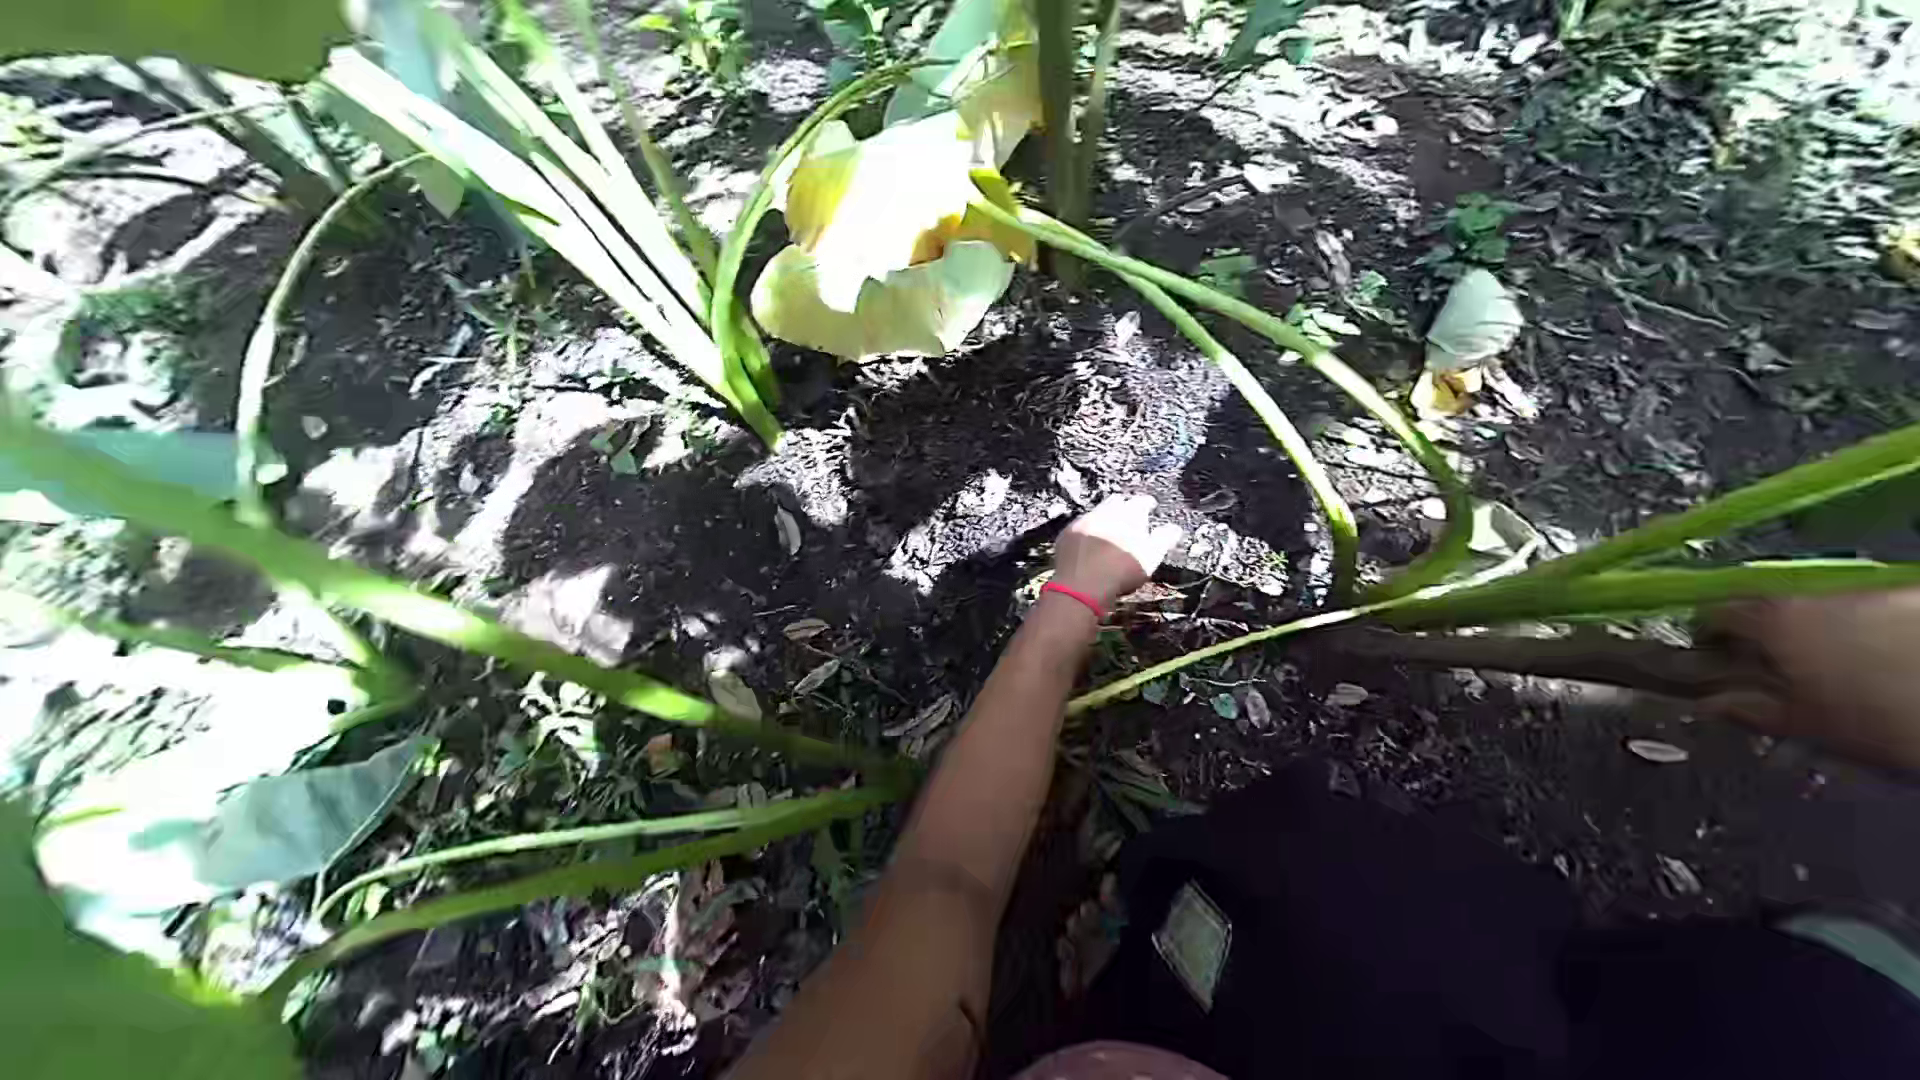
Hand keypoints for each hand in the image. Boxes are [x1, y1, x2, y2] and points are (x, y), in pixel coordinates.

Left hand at [1050, 494, 1183, 610]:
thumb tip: (1174, 528)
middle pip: (1115, 502)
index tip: (1151, 506)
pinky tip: (1089, 539)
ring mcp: (1082, 521)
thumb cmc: (1122, 571)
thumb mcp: (1151, 557)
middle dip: (1124, 505)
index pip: (1141, 502)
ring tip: (1109, 525)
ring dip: (1104, 516)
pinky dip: (1087, 529)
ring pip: (1095, 512)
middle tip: (1129, 513)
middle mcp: (1104, 512)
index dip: (1147, 503)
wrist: (1081, 585)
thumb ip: (1163, 539)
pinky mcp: (1066, 534)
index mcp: (1128, 514)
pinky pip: (1079, 526)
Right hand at [1701, 589, 1919, 768]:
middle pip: (1786, 610)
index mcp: (1778, 618)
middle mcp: (1827, 595)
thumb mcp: (1813, 728)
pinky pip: (1897, 617)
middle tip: (1795, 674)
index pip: (1719, 613)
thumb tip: (1715, 704)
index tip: (1719, 657)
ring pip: (1846, 613)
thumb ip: (1754, 711)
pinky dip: (1892, 638)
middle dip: (1785, 638)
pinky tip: (1904, 669)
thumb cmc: (1895, 724)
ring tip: (1861, 676)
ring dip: (1843, 637)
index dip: (1712, 635)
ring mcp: (1894, 595)